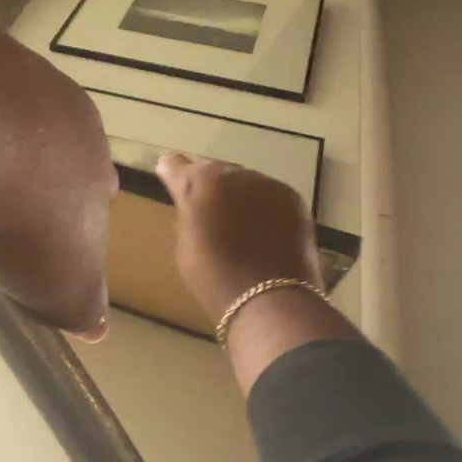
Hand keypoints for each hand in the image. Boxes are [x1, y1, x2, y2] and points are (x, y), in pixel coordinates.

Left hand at [0, 0, 112, 338]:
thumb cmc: (22, 217)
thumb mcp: (60, 282)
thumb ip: (77, 300)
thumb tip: (94, 325)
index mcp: (89, 154)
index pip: (91, 181)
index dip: (71, 202)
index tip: (47, 218)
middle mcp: (56, 104)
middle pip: (49, 131)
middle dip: (30, 155)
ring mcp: (3, 69)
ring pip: (0, 99)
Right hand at [158, 154, 355, 390]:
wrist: (270, 298)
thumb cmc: (214, 277)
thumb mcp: (184, 246)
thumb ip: (187, 216)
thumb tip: (192, 206)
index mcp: (195, 184)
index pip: (174, 163)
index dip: (171, 172)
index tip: (170, 179)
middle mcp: (229, 173)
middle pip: (212, 170)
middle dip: (208, 186)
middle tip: (209, 211)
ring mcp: (264, 182)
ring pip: (243, 181)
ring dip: (237, 195)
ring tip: (240, 223)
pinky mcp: (290, 196)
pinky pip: (268, 194)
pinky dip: (263, 206)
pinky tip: (264, 229)